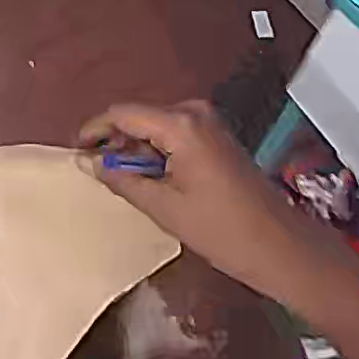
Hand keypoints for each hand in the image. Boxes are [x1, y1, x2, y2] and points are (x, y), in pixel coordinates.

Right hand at [77, 101, 338, 307]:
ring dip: (136, 147)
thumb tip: (92, 162)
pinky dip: (156, 150)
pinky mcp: (215, 134)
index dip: (95, 129)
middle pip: (139, 116)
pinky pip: (173, 132)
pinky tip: (150, 176)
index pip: (123, 114)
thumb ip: (123, 179)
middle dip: (117, 141)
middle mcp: (193, 112)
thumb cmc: (221, 230)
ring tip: (123, 179)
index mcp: (180, 124)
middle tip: (99, 170)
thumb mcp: (164, 207)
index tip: (76, 149)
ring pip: (155, 125)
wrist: (282, 247)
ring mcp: (207, 121)